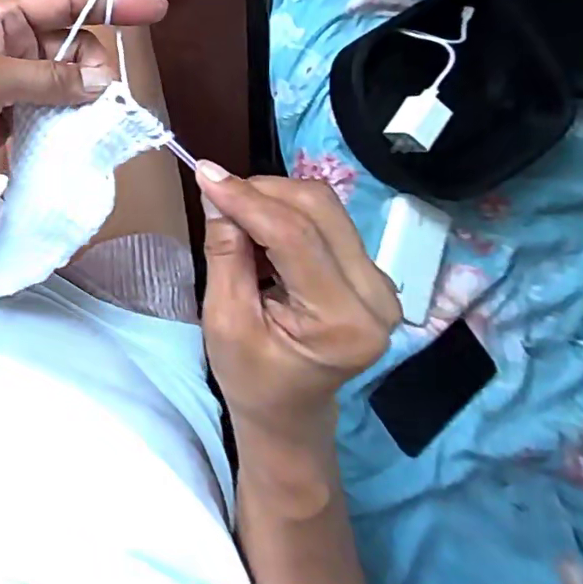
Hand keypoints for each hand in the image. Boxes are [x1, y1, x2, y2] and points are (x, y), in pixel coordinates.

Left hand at [0, 0, 168, 191]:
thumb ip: (46, 78)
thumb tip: (99, 84)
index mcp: (2, 19)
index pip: (65, 2)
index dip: (111, 3)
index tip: (156, 9)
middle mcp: (13, 45)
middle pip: (74, 45)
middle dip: (94, 65)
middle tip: (99, 95)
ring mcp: (15, 83)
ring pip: (69, 81)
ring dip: (86, 95)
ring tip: (94, 116)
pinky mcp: (15, 117)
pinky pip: (56, 111)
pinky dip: (72, 119)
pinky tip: (81, 131)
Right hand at [194, 169, 397, 446]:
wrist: (288, 410)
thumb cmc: (250, 375)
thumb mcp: (223, 319)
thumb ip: (225, 254)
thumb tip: (215, 193)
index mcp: (342, 321)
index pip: (294, 236)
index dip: (245, 198)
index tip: (203, 173)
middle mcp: (375, 296)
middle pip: (318, 208)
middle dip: (259, 190)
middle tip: (215, 194)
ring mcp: (379, 282)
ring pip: (323, 205)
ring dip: (270, 196)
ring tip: (233, 214)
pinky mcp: (368, 272)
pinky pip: (325, 218)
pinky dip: (282, 209)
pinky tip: (256, 226)